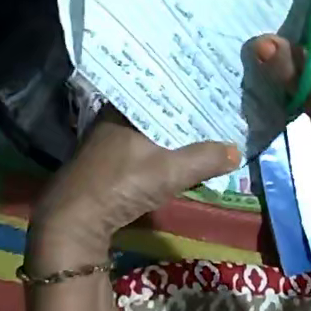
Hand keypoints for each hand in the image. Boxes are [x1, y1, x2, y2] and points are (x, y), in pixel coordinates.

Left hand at [33, 109, 238, 267]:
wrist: (73, 224)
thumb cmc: (121, 184)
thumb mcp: (171, 171)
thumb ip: (206, 158)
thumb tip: (237, 151)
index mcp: (125, 109)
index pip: (161, 89)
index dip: (186, 89)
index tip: (211, 86)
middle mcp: (113, 120)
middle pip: (157, 111)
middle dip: (184, 113)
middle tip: (215, 108)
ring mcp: (106, 144)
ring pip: (149, 132)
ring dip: (173, 134)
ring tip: (204, 129)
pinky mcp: (105, 166)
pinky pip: (142, 149)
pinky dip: (161, 151)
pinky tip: (178, 155)